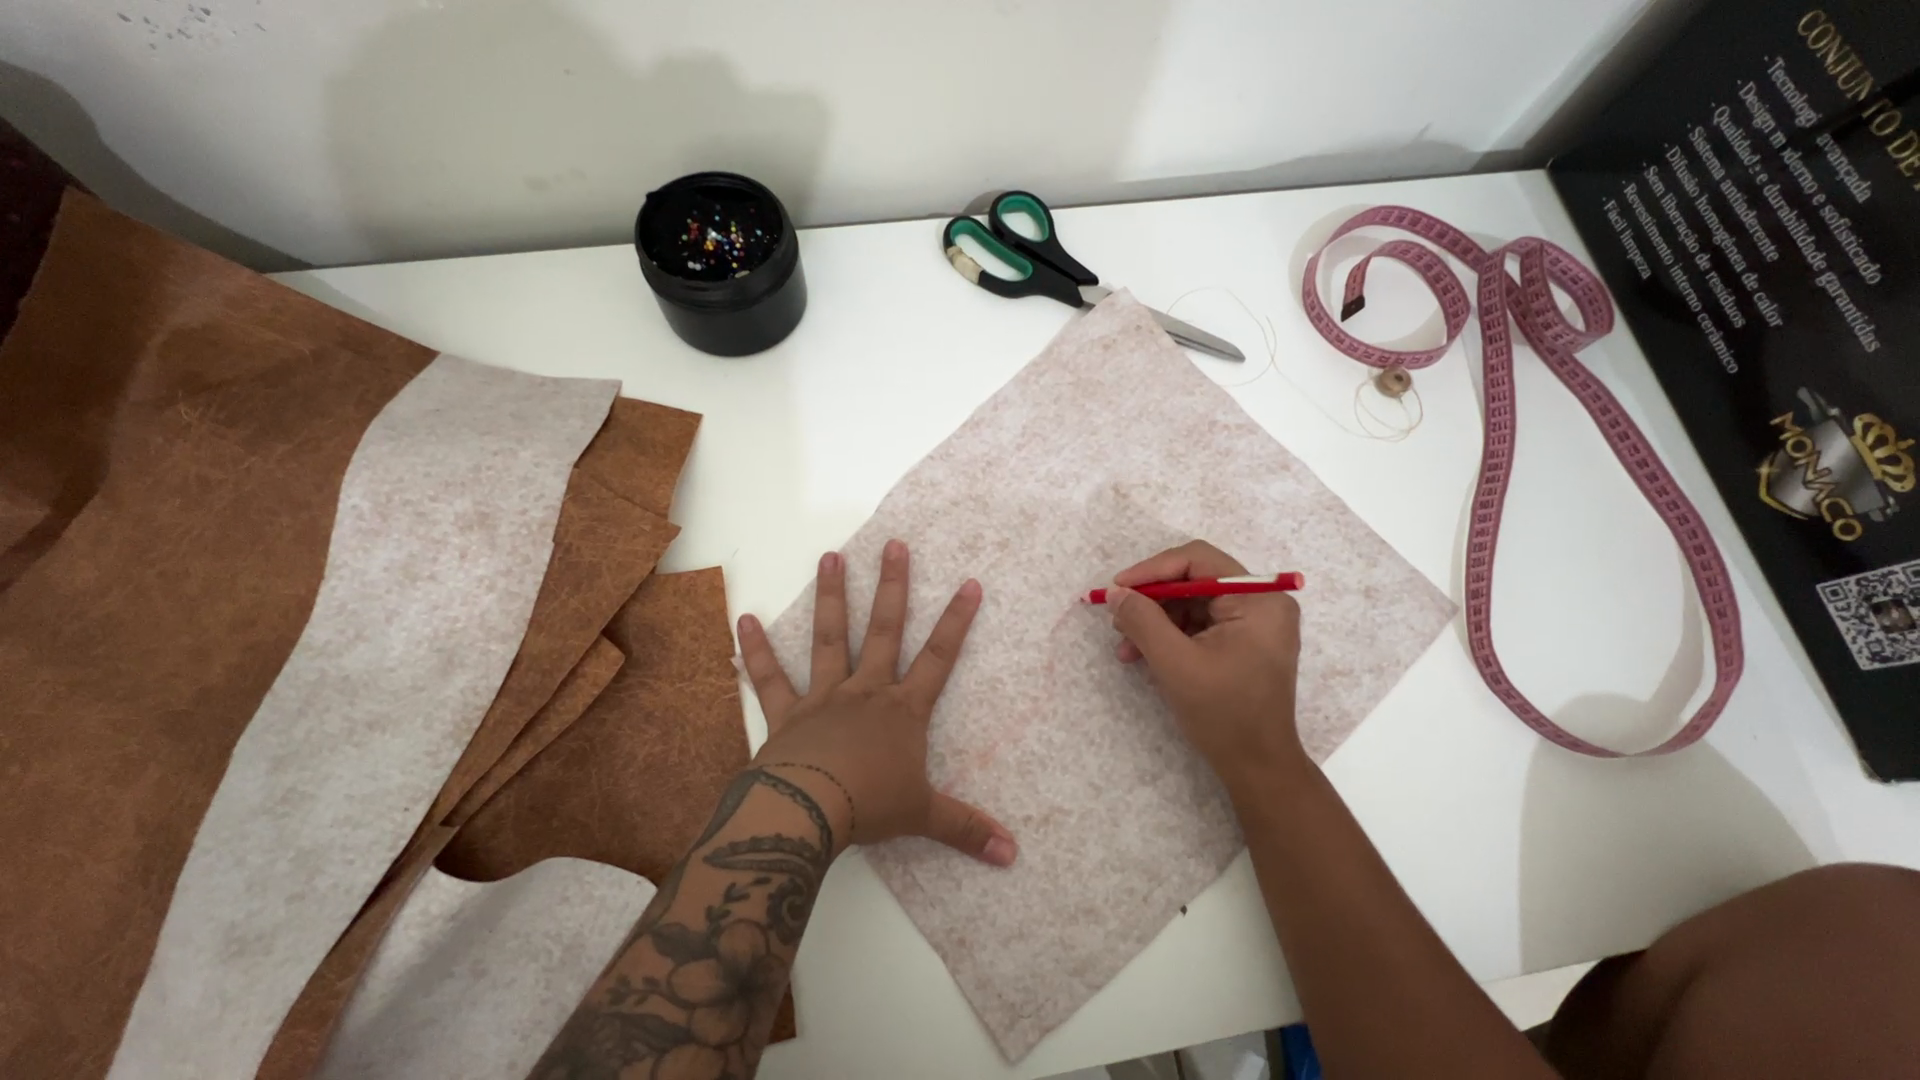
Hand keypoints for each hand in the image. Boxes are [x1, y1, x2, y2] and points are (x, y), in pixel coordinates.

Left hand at [735, 540, 1017, 866]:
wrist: (807, 812)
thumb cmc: (870, 806)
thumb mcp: (924, 816)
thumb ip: (966, 829)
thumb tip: (1013, 855)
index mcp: (903, 711)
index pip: (939, 658)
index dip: (957, 621)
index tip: (969, 582)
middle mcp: (865, 692)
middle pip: (885, 630)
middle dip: (893, 586)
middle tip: (894, 544)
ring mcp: (822, 698)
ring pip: (830, 638)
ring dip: (831, 597)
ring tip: (830, 556)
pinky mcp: (785, 714)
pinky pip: (769, 678)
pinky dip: (756, 650)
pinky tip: (743, 619)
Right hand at [1106, 540, 1305, 789]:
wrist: (1259, 767)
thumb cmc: (1223, 714)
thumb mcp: (1175, 664)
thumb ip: (1143, 620)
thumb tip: (1115, 592)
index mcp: (1258, 600)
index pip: (1198, 560)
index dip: (1152, 570)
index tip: (1117, 589)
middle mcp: (1263, 602)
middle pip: (1195, 580)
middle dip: (1151, 599)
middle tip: (1117, 619)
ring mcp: (1256, 623)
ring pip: (1193, 603)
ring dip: (1156, 621)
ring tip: (1126, 647)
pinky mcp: (1246, 642)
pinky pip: (1201, 624)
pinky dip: (1171, 635)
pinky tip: (1144, 655)